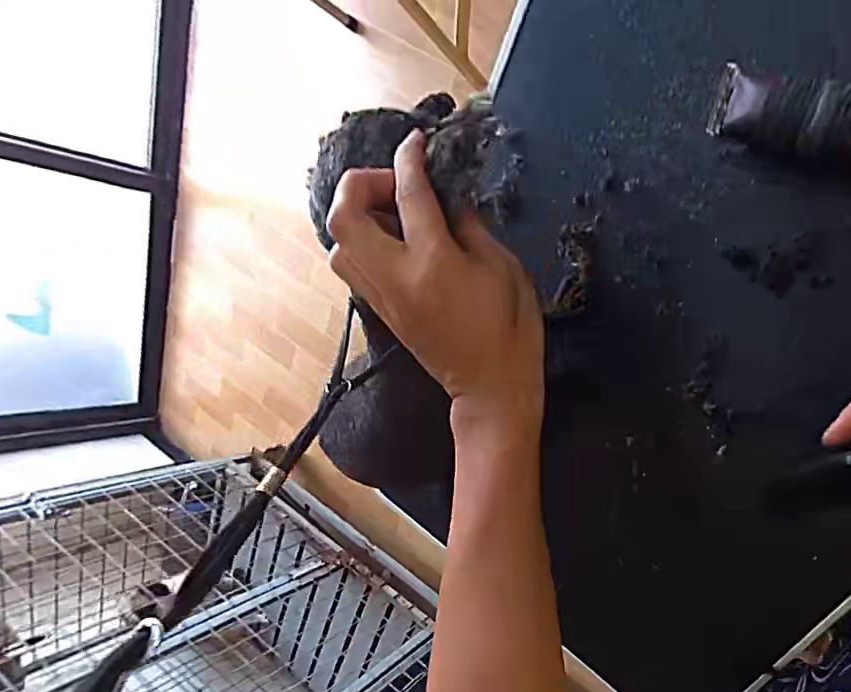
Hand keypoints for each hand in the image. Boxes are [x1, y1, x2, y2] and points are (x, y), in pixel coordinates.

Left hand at [326, 130, 544, 436]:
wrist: (494, 388)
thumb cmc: (511, 332)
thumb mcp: (507, 272)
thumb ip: (474, 231)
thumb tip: (451, 206)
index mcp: (435, 261)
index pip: (410, 194)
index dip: (411, 160)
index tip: (416, 144)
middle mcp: (398, 276)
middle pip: (346, 213)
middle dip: (362, 184)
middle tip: (395, 186)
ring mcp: (385, 297)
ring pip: (339, 243)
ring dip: (356, 218)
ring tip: (391, 218)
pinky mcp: (383, 313)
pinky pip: (352, 268)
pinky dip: (361, 245)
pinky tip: (392, 246)